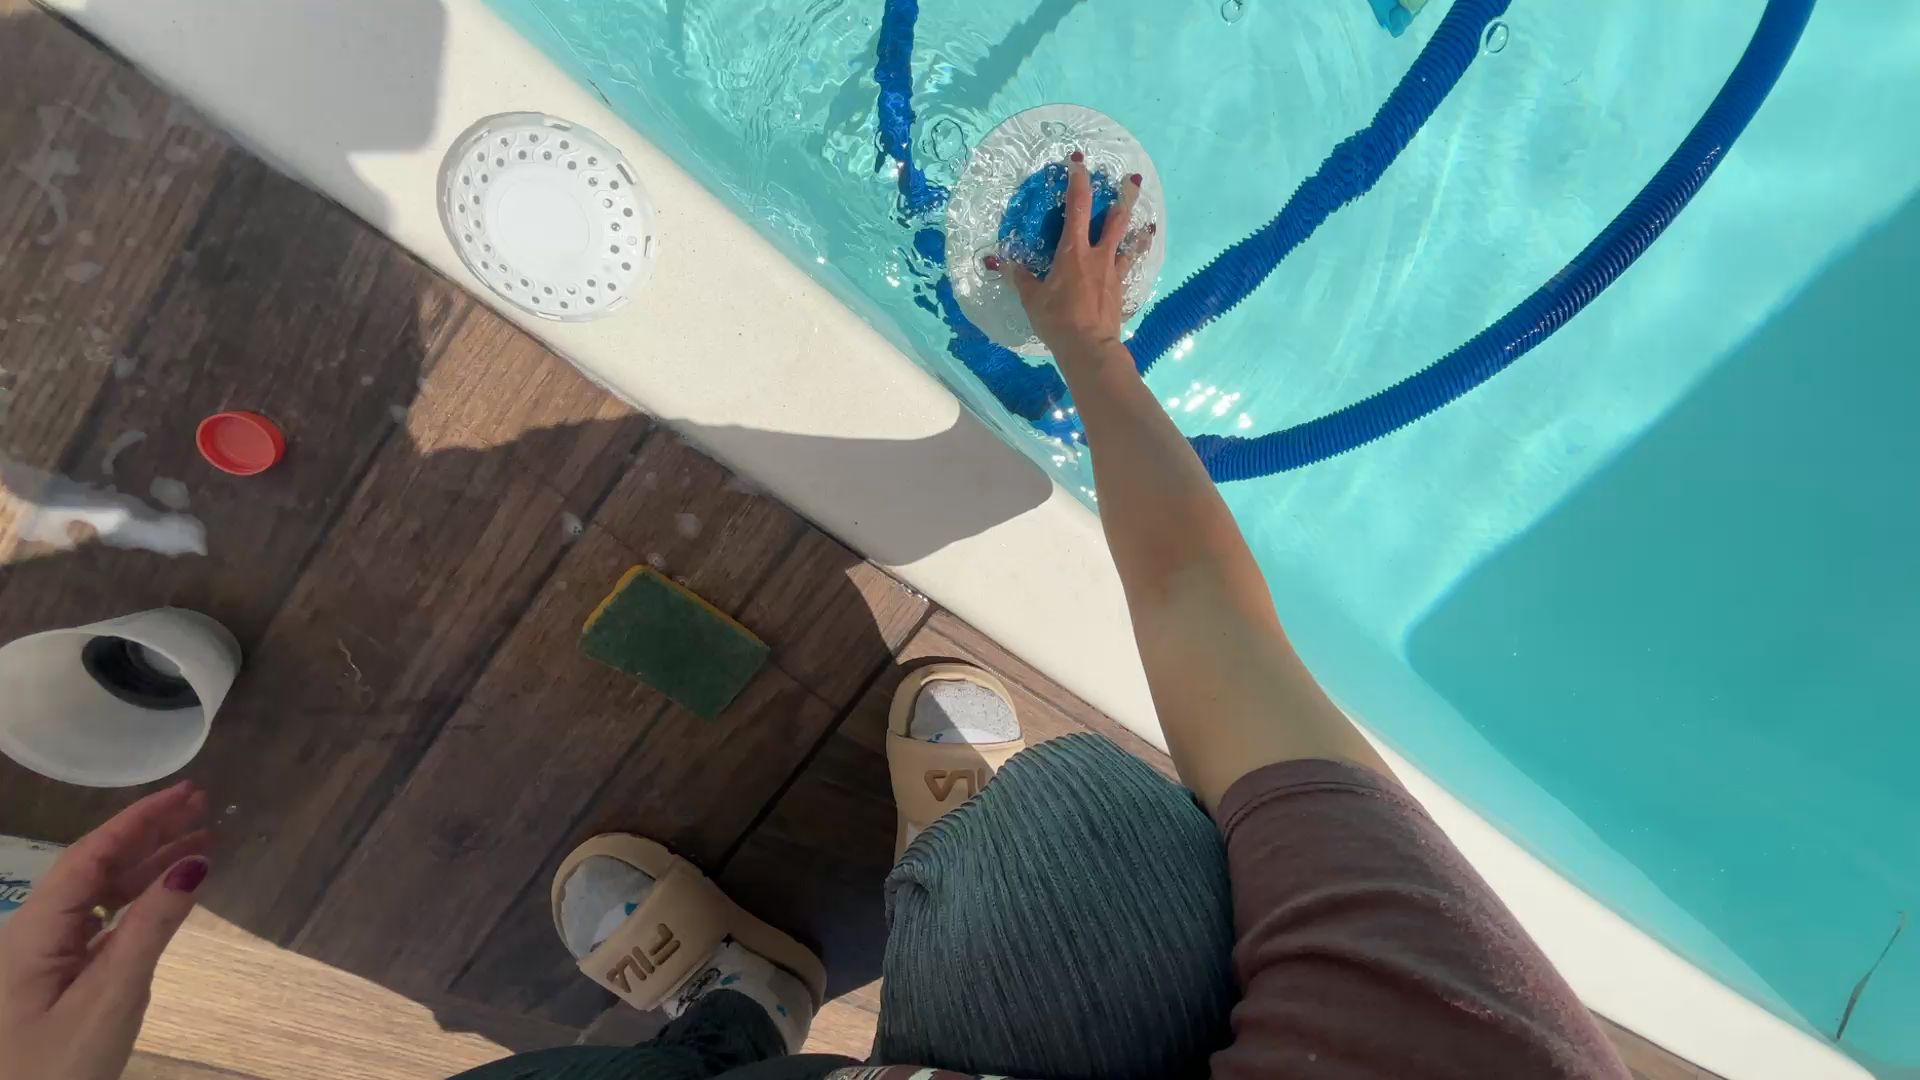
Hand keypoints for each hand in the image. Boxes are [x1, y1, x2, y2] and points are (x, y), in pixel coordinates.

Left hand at [0, 781, 210, 1079]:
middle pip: (91, 870)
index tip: (187, 791)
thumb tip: (196, 862)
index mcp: (30, 937)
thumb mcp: (110, 996)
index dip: (137, 819)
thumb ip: (152, 927)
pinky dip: (141, 895)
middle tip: (203, 801)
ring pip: (96, 894)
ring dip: (150, 861)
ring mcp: (38, 961)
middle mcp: (28, 940)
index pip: (87, 859)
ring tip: (203, 836)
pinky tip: (171, 889)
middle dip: (147, 832)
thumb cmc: (51, 1067)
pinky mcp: (52, 980)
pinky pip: (99, 921)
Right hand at [988, 151, 1154, 363]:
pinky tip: (1136, 264)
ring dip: (1137, 230)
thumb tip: (1007, 264)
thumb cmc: (1057, 320)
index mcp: (1073, 251)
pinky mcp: (1120, 292)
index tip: (1079, 162)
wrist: (1088, 347)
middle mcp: (1098, 256)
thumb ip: (1022, 279)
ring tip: (1145, 223)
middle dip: (1124, 196)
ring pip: (1129, 244)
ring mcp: (1112, 274)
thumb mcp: (1032, 299)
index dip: (1078, 181)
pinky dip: (1133, 262)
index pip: (1077, 206)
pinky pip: (1129, 271)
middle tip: (1132, 179)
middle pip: (1116, 219)